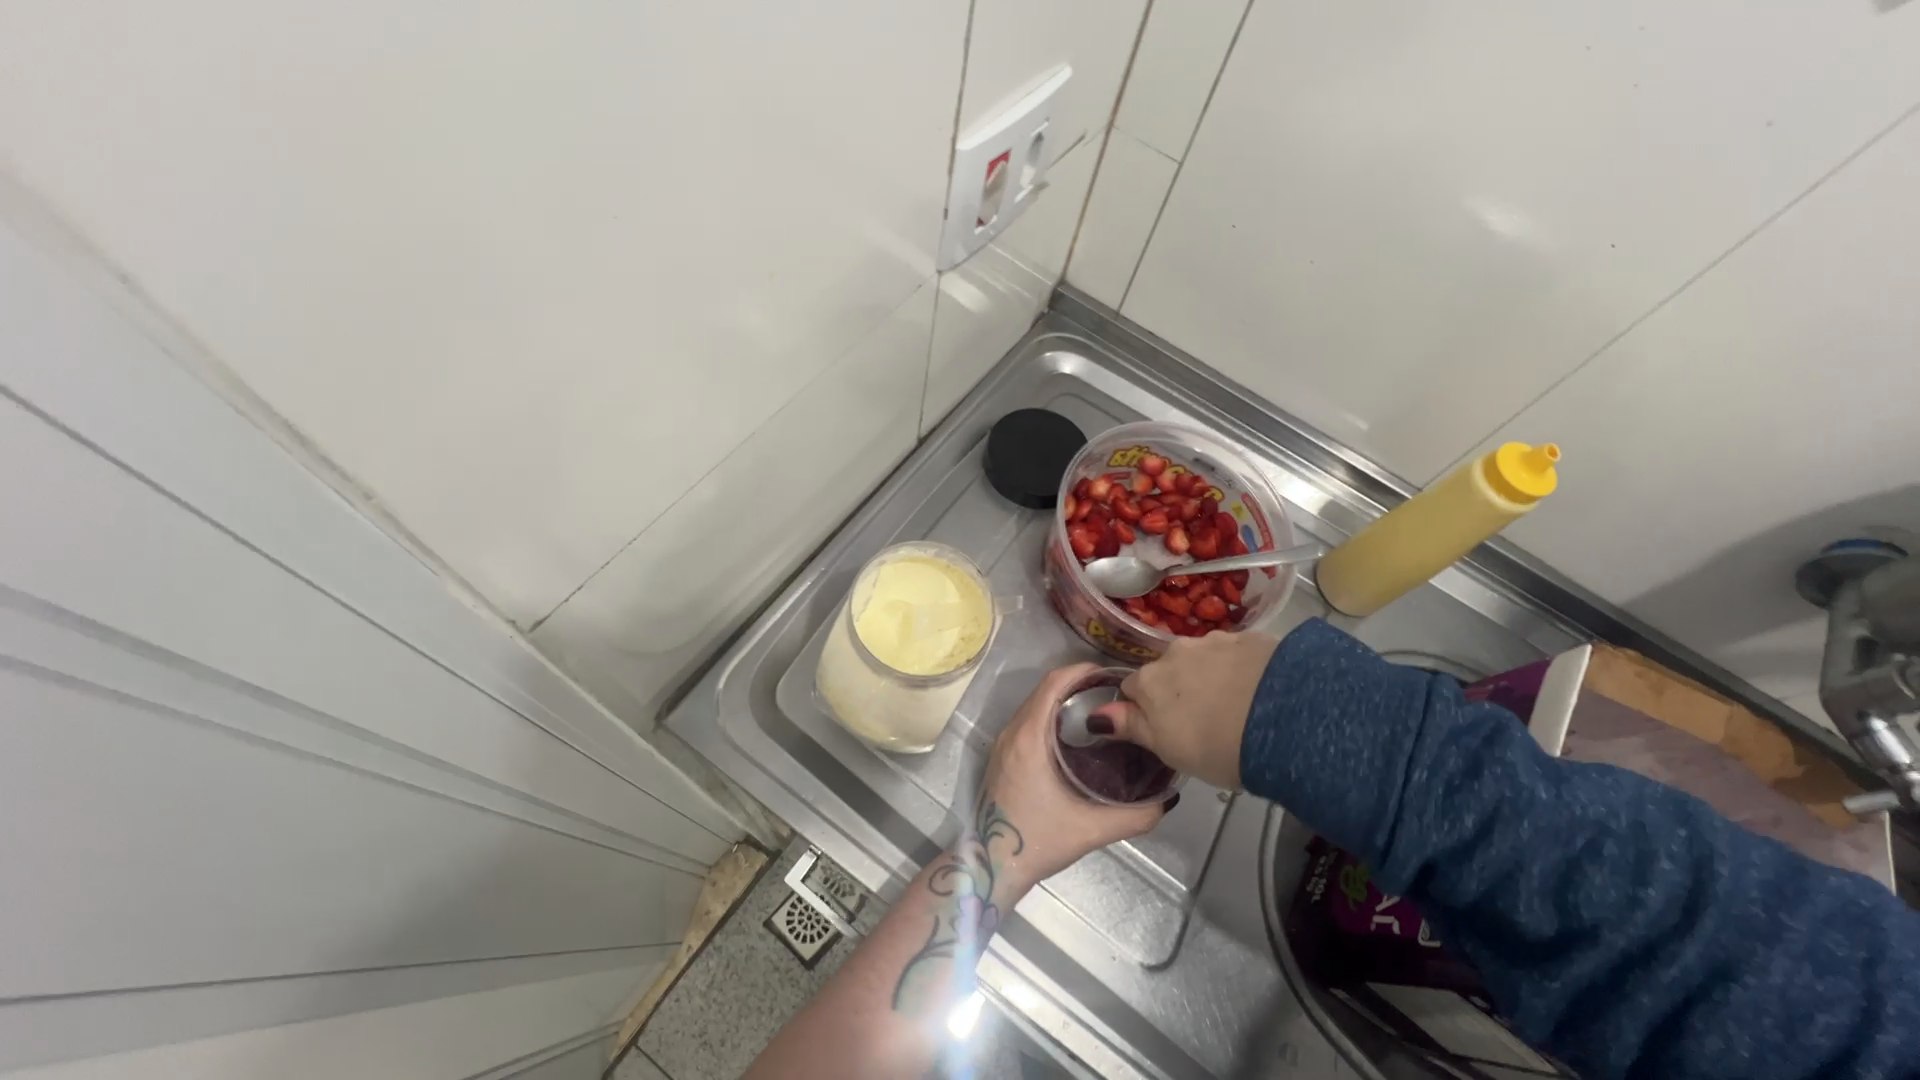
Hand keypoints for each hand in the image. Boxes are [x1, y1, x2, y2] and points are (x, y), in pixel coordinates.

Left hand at [977, 663, 1169, 891]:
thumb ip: (1136, 815)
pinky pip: (1028, 721)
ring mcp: (1003, 744)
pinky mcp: (1002, 756)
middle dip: (1079, 685)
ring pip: (1036, 705)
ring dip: (1065, 701)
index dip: (1083, 671)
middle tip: (1116, 697)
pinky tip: (1078, 737)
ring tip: (1102, 714)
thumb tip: (1168, 797)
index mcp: (1029, 737)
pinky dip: (1052, 716)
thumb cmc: (1037, 841)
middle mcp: (1012, 732)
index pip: (1054, 683)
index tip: (1114, 677)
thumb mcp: (1093, 829)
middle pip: (1045, 690)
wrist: (990, 866)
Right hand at [1090, 630, 1279, 789]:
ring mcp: (1216, 641)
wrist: (1285, 719)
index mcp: (1149, 680)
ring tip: (1235, 706)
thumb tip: (1095, 716)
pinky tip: (1258, 691)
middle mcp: (1176, 652)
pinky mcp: (1252, 639)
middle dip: (1179, 688)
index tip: (1166, 728)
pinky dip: (1241, 669)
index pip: (1132, 688)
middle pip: (1168, 670)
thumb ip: (1131, 727)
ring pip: (1202, 659)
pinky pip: (1237, 654)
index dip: (1146, 708)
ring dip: (1210, 676)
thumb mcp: (1168, 749)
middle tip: (1202, 719)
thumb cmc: (1218, 746)